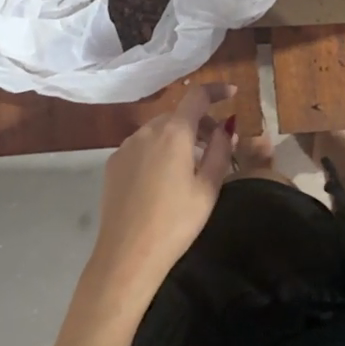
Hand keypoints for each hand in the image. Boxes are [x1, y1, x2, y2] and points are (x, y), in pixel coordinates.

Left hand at [90, 84, 237, 295]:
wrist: (127, 254)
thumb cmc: (176, 222)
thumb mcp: (208, 188)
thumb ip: (220, 151)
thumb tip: (225, 128)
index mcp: (173, 133)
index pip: (196, 96)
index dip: (216, 91)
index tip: (232, 93)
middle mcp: (146, 131)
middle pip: (177, 115)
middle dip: (199, 122)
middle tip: (217, 143)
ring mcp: (126, 147)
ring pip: (158, 130)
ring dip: (178, 137)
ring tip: (192, 164)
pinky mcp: (113, 164)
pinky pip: (141, 146)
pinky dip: (158, 150)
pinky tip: (164, 178)